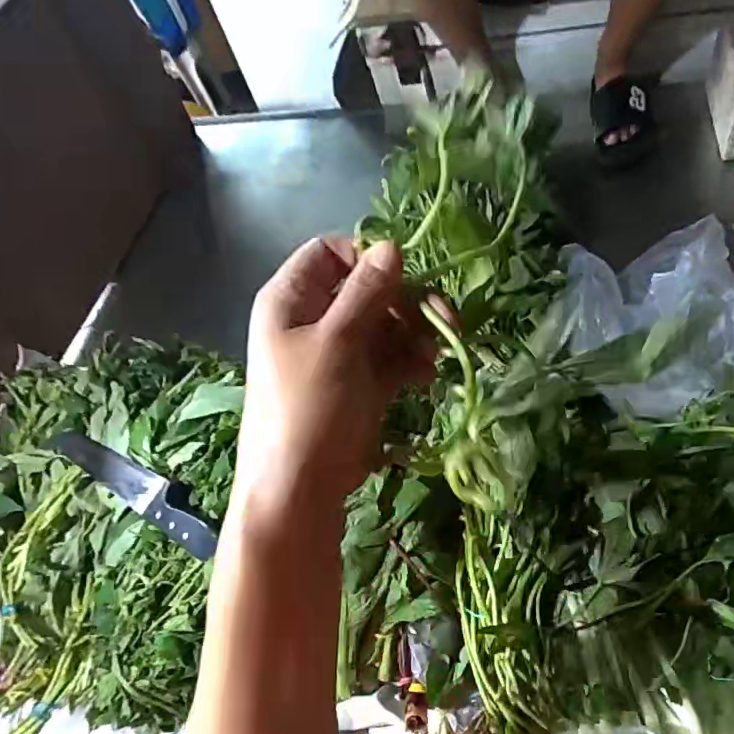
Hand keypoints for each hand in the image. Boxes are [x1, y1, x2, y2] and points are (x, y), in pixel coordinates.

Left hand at [235, 238, 435, 514]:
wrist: (300, 486)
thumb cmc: (308, 407)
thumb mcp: (336, 342)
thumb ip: (366, 292)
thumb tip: (392, 246)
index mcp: (291, 300)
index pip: (330, 253)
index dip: (368, 259)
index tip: (403, 277)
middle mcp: (315, 321)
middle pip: (367, 290)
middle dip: (405, 301)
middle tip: (442, 319)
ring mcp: (341, 355)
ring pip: (386, 326)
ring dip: (415, 334)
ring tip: (434, 355)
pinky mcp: (362, 385)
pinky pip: (392, 359)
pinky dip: (411, 362)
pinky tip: (427, 375)